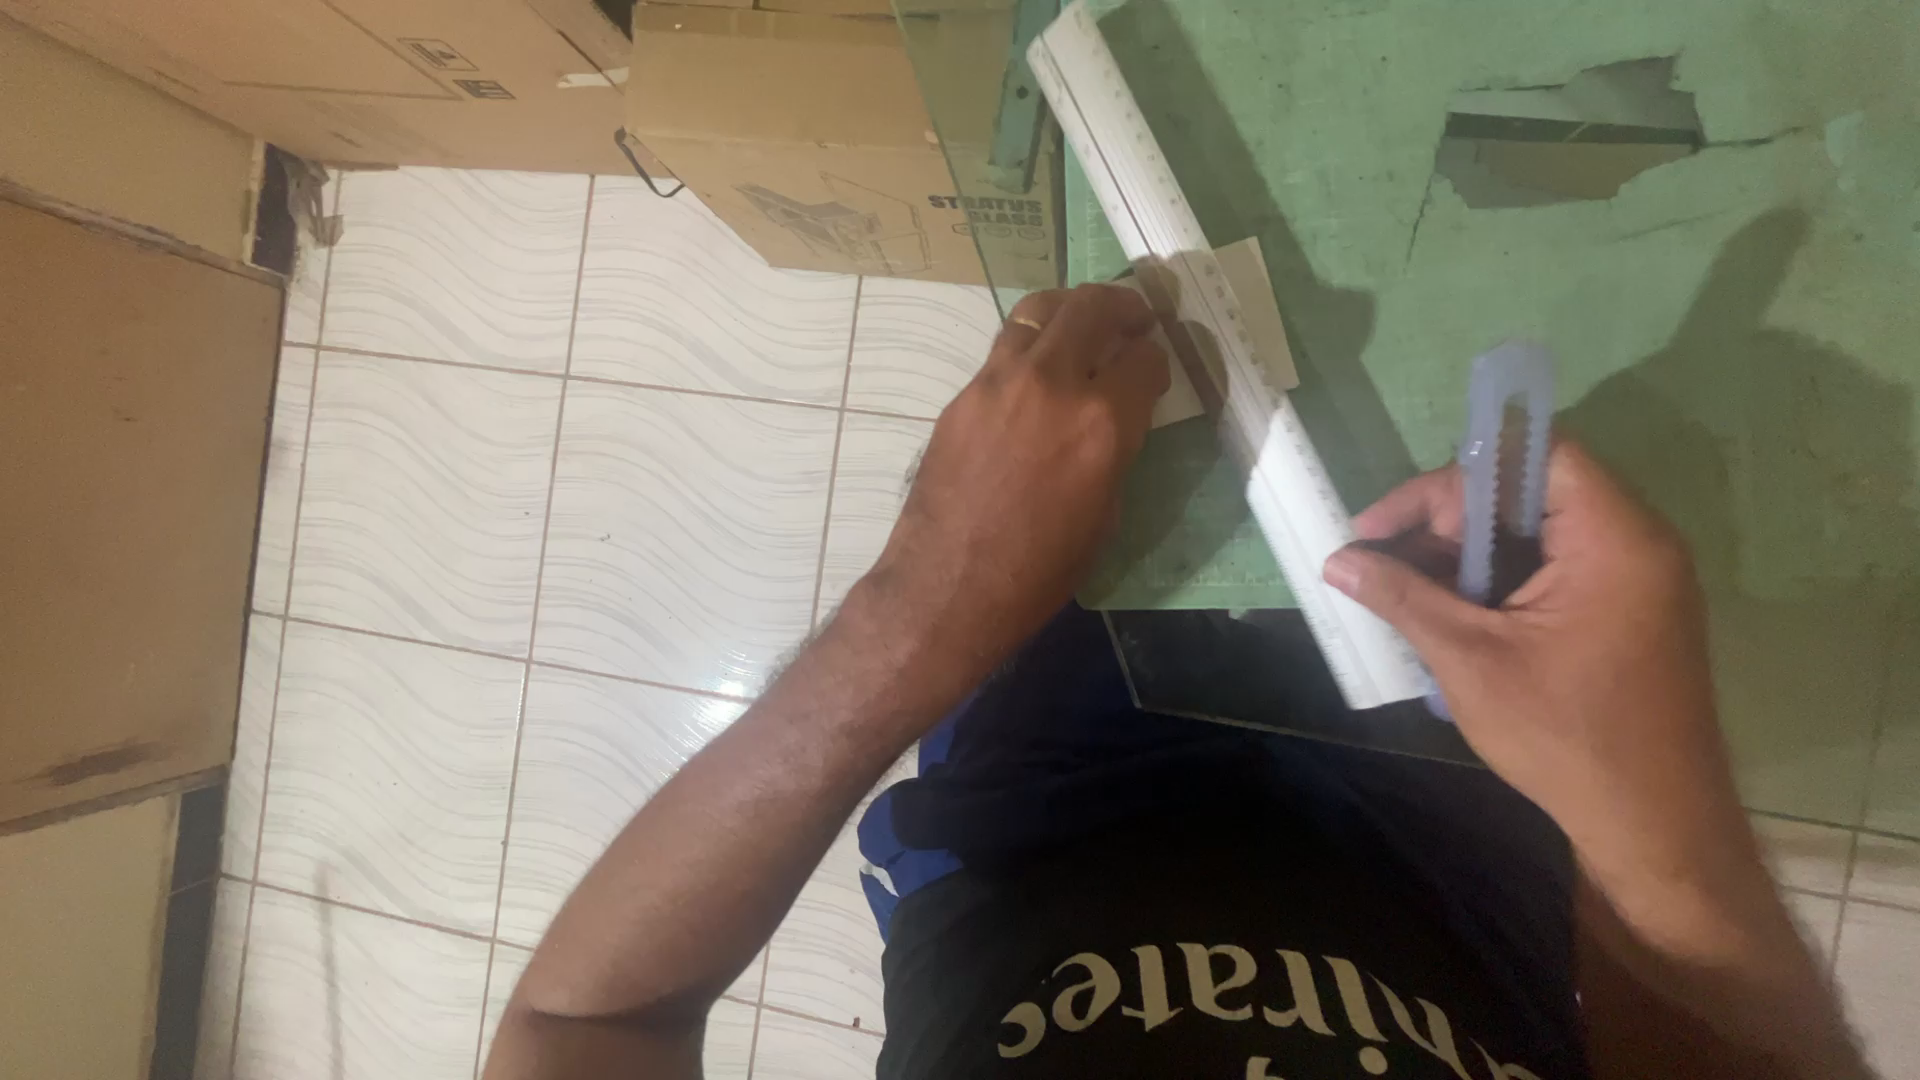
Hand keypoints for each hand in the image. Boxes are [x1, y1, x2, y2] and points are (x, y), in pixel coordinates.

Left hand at [855, 284, 1167, 677]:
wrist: (948, 587)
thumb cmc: (1038, 572)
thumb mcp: (1103, 516)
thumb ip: (1114, 451)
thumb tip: (1115, 420)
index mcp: (1102, 423)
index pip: (1144, 358)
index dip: (1156, 361)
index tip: (1154, 371)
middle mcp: (1052, 385)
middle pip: (1091, 308)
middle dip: (1122, 306)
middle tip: (1133, 318)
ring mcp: (998, 383)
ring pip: (1038, 312)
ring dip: (1069, 311)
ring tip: (1082, 326)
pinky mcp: (961, 396)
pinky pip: (1004, 351)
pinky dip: (1029, 350)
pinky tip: (1035, 378)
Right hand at [1321, 442, 1737, 869]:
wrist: (1652, 826)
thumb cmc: (1565, 736)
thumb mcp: (1467, 659)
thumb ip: (1400, 597)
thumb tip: (1336, 560)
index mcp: (1612, 542)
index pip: (1532, 457)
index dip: (1451, 478)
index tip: (1388, 524)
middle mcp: (1630, 546)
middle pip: (1523, 492)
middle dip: (1443, 521)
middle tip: (1385, 564)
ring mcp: (1624, 580)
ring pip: (1524, 532)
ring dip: (1457, 554)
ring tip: (1401, 592)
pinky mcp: (1611, 611)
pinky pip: (1538, 568)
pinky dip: (1484, 580)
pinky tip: (1439, 614)